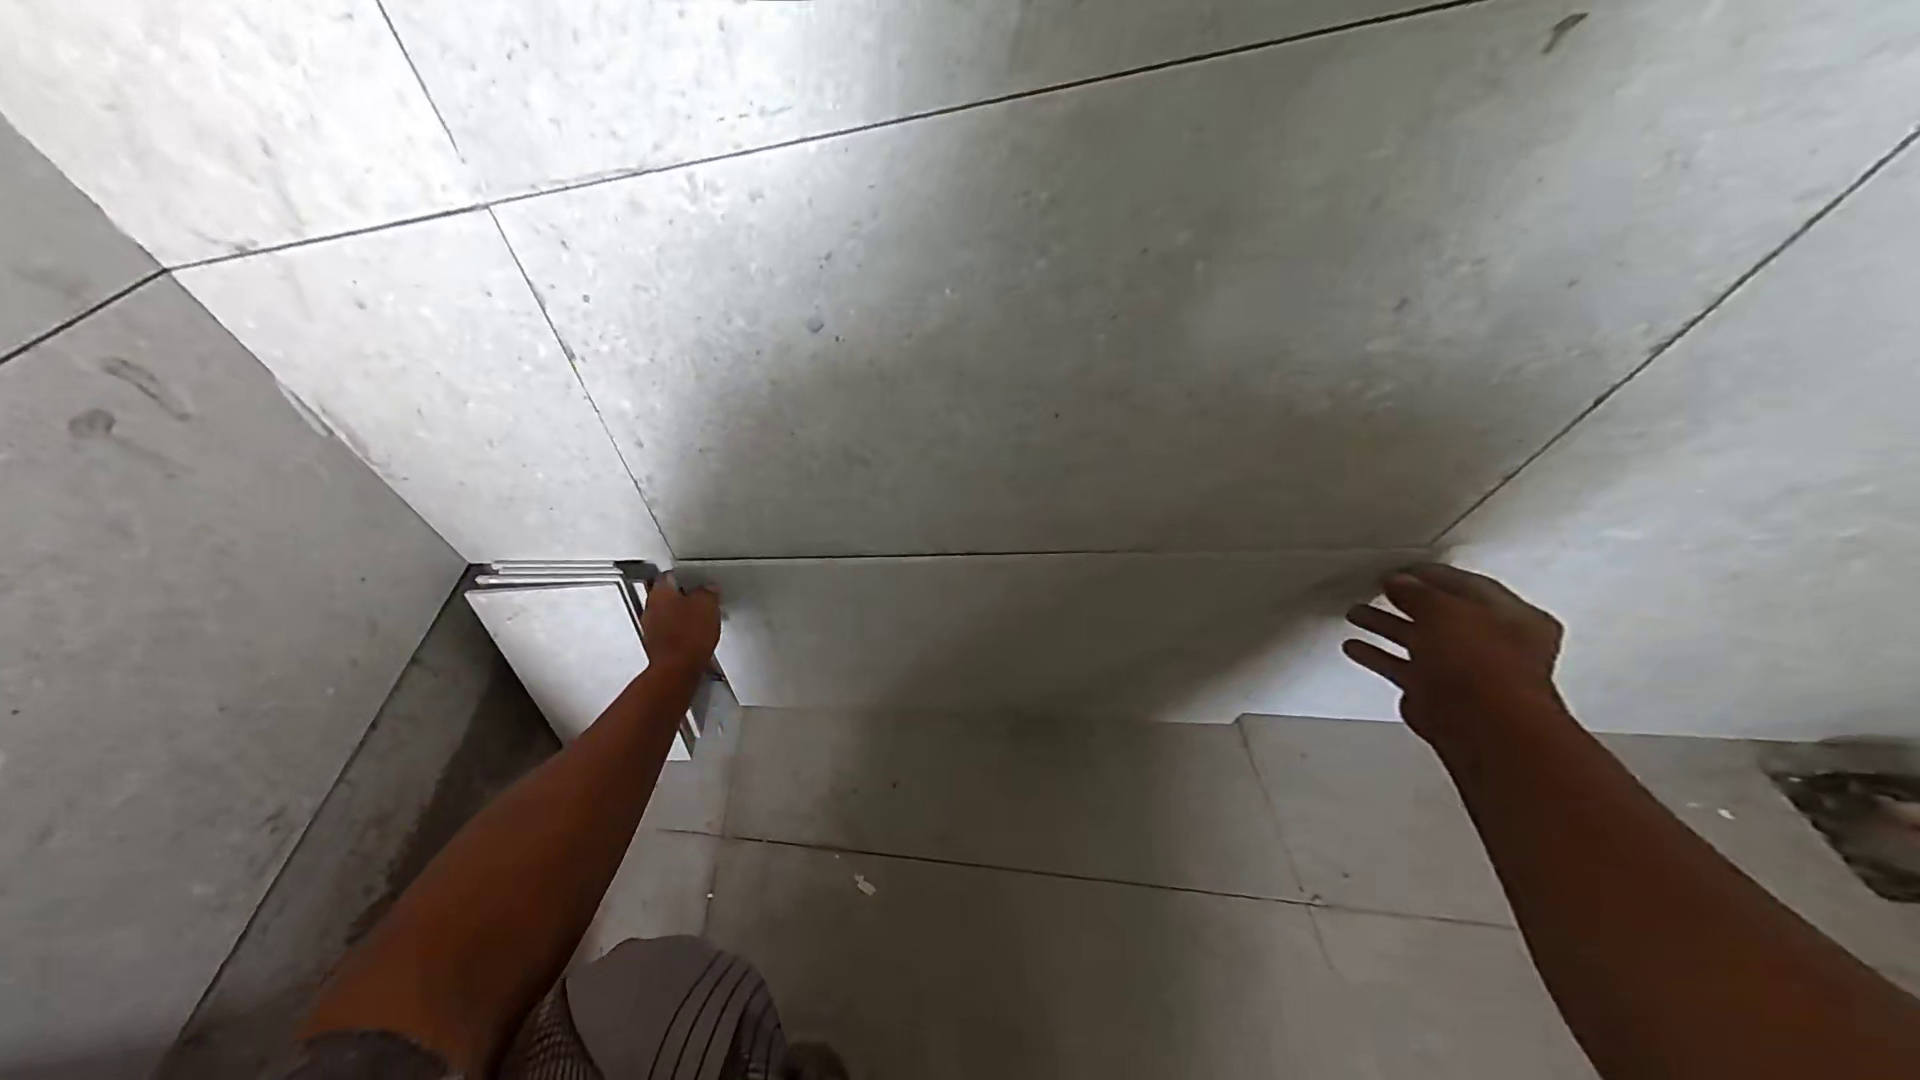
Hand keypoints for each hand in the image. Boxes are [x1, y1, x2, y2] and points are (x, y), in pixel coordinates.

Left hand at [641, 573, 720, 671]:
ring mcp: (652, 629)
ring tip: (702, 620)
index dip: (685, 576)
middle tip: (702, 599)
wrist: (679, 669)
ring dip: (683, 615)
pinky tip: (696, 637)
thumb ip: (708, 592)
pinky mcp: (658, 646)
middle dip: (685, 597)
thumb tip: (708, 589)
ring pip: (668, 615)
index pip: (669, 575)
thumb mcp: (708, 604)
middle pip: (668, 596)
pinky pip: (671, 633)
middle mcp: (651, 609)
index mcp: (660, 593)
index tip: (697, 579)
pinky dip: (682, 632)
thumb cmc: (687, 636)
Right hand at [1342, 563, 1566, 740]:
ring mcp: (1465, 671)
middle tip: (1380, 589)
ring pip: (1418, 640)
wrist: (1478, 723)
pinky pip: (1402, 667)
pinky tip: (1356, 646)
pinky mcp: (1437, 694)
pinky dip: (1378, 655)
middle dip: (1406, 601)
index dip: (1431, 576)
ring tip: (1358, 613)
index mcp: (1515, 618)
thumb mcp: (1443, 609)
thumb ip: (1417, 592)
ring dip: (1386, 626)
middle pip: (1441, 614)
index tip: (1402, 571)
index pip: (1468, 586)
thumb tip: (1400, 582)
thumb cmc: (1483, 666)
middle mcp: (1493, 644)